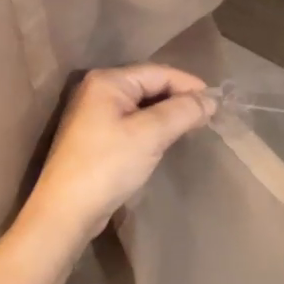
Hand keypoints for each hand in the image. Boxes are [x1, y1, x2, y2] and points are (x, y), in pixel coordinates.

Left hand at [16, 64, 215, 253]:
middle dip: (179, 98)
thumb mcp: (150, 134)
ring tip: (193, 127)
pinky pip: (131, 123)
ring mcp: (93, 115)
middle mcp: (97, 91)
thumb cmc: (108, 165)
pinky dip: (151, 128)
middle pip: (148, 86)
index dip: (189, 85)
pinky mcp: (95, 138)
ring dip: (166, 114)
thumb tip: (210, 99)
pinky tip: (166, 140)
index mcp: (108, 81)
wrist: (67, 210)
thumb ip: (182, 111)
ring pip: (141, 106)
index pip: (158, 72)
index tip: (217, 103)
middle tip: (208, 116)